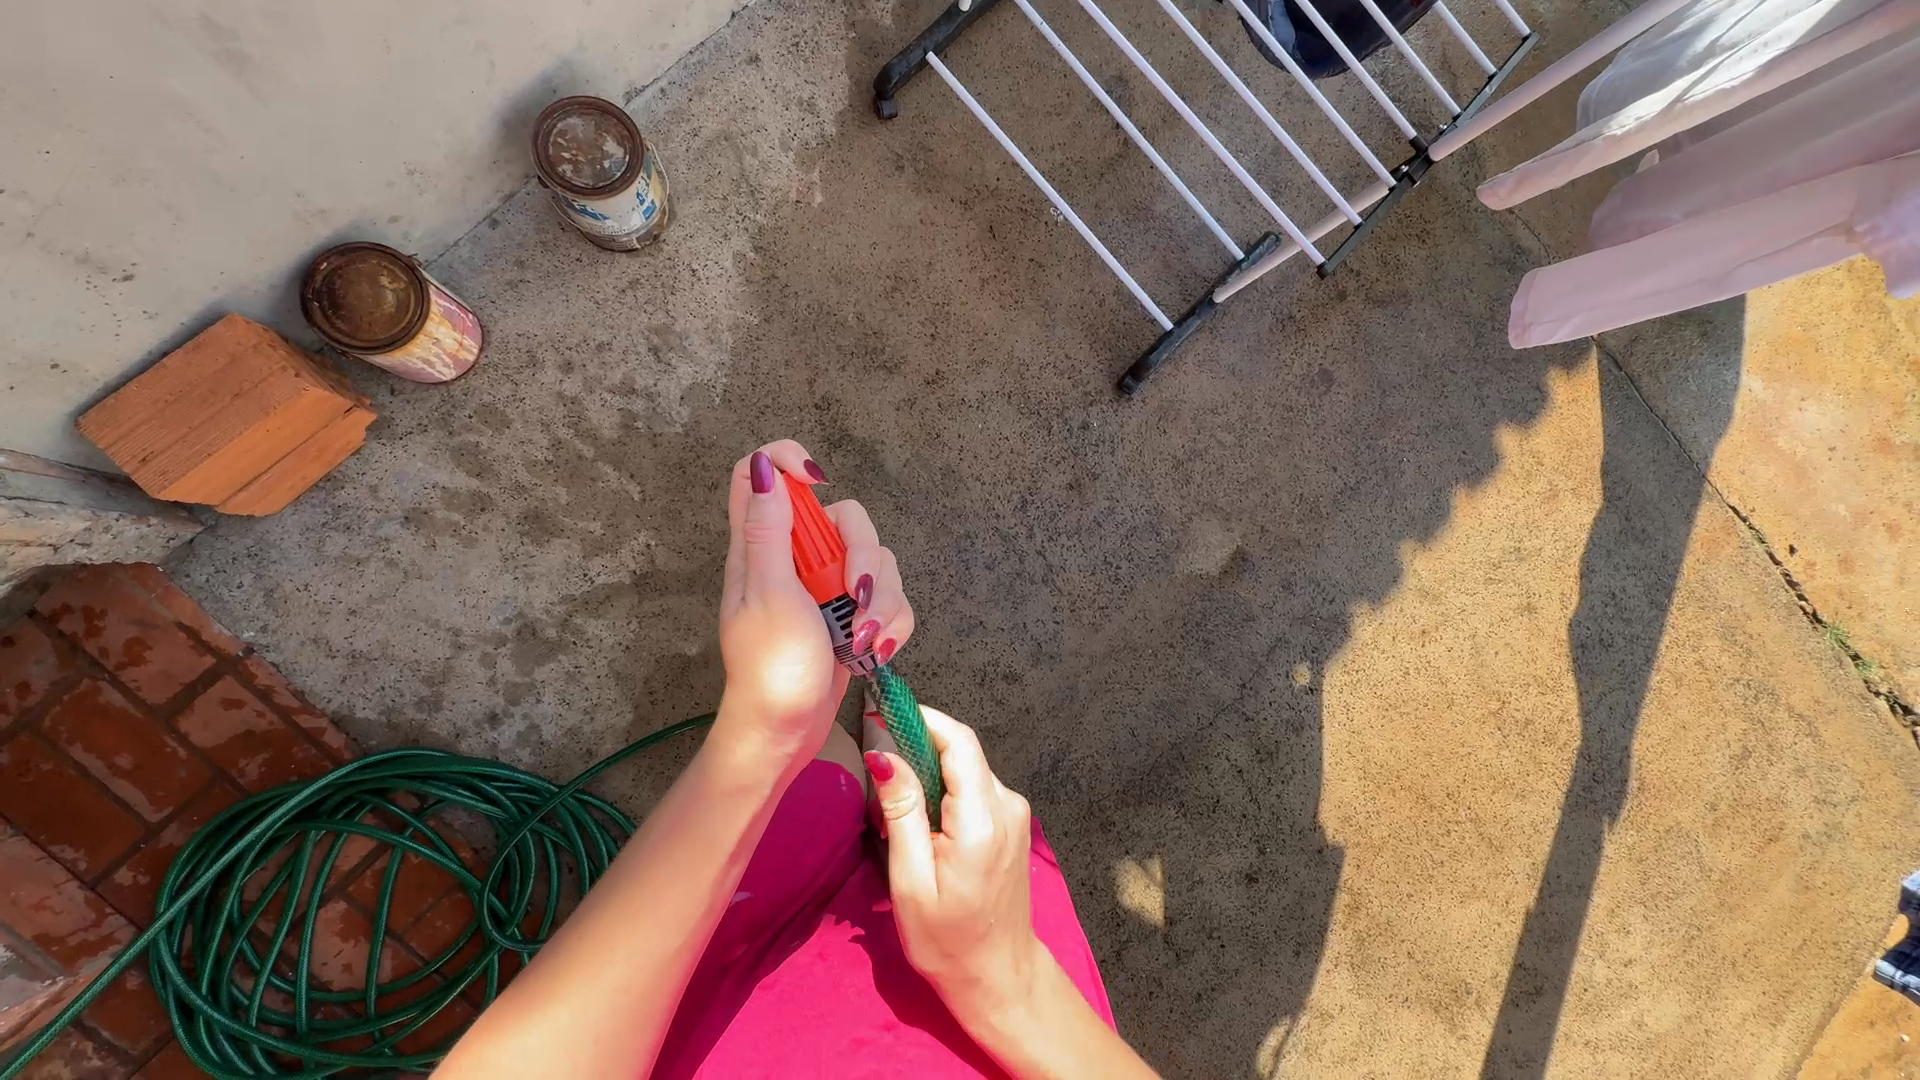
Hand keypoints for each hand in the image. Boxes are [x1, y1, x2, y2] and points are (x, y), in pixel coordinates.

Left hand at [716, 440, 912, 767]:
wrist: (789, 732)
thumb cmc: (771, 669)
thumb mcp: (768, 596)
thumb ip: (769, 531)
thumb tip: (765, 468)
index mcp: (761, 546)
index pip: (760, 473)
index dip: (788, 462)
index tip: (817, 482)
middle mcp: (797, 558)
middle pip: (843, 516)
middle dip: (863, 555)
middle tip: (855, 597)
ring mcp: (828, 586)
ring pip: (876, 559)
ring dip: (883, 602)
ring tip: (866, 641)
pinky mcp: (854, 614)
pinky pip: (890, 597)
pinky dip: (892, 623)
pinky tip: (877, 652)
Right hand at [869, 707, 1045, 1025]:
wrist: (999, 976)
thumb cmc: (947, 940)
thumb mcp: (910, 880)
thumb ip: (900, 810)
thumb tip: (882, 753)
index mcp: (982, 818)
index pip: (958, 742)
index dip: (922, 718)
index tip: (882, 713)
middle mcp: (1007, 804)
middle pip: (961, 751)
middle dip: (917, 746)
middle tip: (878, 768)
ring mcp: (1015, 812)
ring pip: (966, 768)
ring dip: (929, 772)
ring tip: (895, 806)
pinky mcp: (1013, 820)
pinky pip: (974, 787)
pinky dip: (944, 789)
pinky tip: (922, 821)